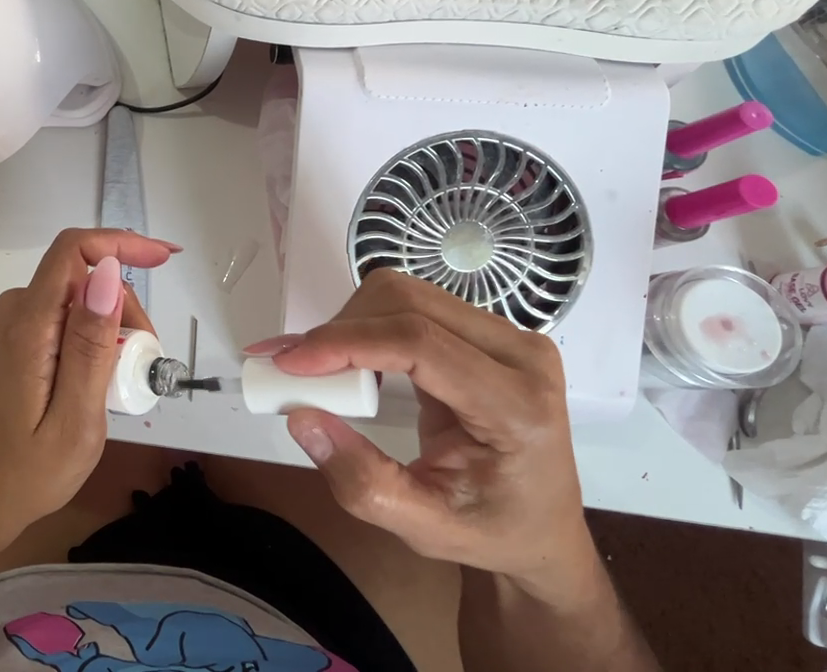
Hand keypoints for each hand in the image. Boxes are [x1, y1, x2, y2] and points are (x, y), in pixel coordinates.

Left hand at [0, 228, 174, 553]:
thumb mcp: (76, 417)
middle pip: (85, 275)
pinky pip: (69, 315)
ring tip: (119, 383)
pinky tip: (101, 378)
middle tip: (139, 366)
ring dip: (114, 328)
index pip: (71, 252)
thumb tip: (108, 273)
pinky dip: (96, 338)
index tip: (165, 258)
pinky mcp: (20, 335)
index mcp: (28, 326)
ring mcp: (15, 322)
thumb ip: (91, 343)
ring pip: (82, 295)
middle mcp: (16, 310)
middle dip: (125, 309)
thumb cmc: (34, 470)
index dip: (121, 243)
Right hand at [246, 269, 597, 593]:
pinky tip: (342, 359)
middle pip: (405, 303)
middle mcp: (519, 356)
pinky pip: (406, 304)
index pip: (420, 343)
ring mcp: (504, 337)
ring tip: (316, 368)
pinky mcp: (480, 331)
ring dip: (346, 324)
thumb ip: (363, 481)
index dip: (345, 342)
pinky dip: (360, 324)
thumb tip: (301, 417)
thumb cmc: (489, 531)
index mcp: (518, 408)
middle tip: (292, 370)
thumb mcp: (423, 528)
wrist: (540, 528)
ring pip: (400, 293)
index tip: (286, 364)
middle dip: (338, 330)